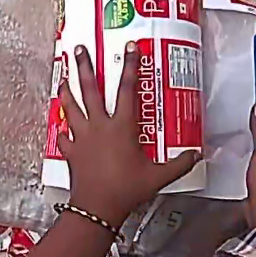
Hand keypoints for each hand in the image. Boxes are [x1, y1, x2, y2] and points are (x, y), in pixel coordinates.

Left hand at [56, 43, 200, 225]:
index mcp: (121, 127)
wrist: (97, 208)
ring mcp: (81, 137)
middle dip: (84, 67)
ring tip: (63, 77)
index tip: (130, 48)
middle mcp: (98, 126)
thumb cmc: (126, 190)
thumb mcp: (158, 177)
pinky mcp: (71, 151)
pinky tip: (59, 125)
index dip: (130, 67)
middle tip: (79, 49)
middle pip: (89, 90)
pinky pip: (63, 136)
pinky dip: (61, 130)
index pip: (127, 90)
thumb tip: (196, 155)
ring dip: (66, 90)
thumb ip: (179, 164)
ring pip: (70, 106)